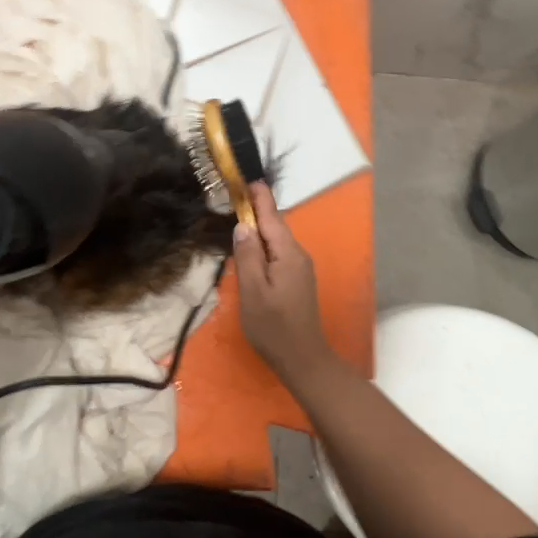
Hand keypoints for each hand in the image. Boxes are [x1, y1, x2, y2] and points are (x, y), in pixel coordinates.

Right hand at [233, 181, 335, 382]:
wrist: (303, 358)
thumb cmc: (274, 326)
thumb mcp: (253, 291)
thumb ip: (248, 256)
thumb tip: (243, 225)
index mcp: (287, 253)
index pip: (271, 216)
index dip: (259, 197)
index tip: (247, 178)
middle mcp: (298, 254)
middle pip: (274, 226)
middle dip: (256, 210)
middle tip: (234, 196)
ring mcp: (300, 267)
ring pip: (276, 240)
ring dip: (258, 229)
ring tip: (238, 218)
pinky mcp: (297, 279)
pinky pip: (278, 253)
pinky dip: (263, 246)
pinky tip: (250, 251)